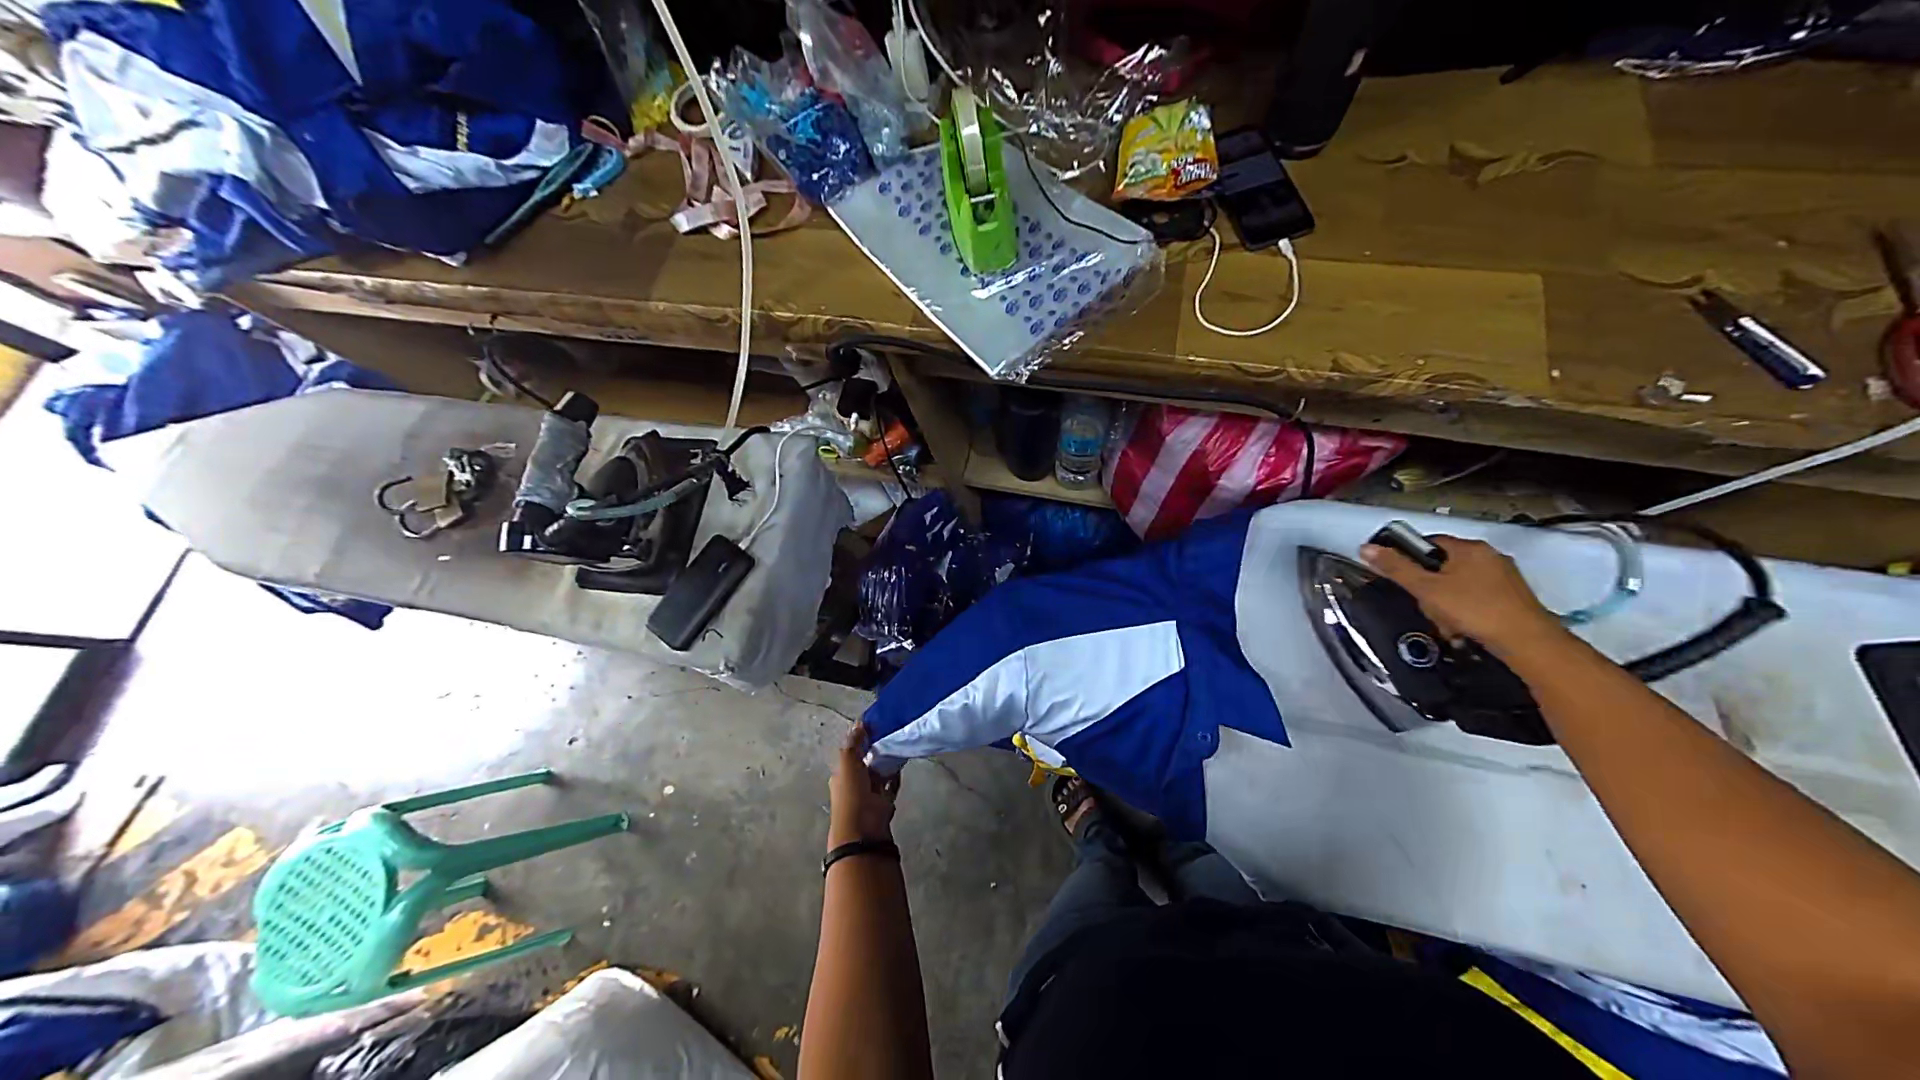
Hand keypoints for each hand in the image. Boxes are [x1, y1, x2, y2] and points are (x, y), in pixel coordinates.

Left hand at [829, 725, 899, 849]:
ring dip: (887, 761)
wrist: (864, 827)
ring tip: (897, 744)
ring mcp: (870, 793)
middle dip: (876, 749)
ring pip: (880, 771)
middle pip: (866, 761)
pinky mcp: (885, 801)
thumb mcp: (847, 762)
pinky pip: (891, 783)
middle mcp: (855, 782)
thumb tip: (858, 722)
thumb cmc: (851, 793)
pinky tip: (901, 762)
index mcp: (842, 774)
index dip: (861, 739)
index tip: (874, 725)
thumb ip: (853, 743)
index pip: (851, 752)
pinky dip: (896, 775)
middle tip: (889, 733)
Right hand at [1359, 534, 1566, 655]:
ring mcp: (1504, 577)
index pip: (1428, 542)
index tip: (1402, 578)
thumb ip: (1396, 568)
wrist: (1525, 642)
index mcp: (1469, 548)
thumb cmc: (1475, 610)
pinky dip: (1465, 612)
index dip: (1410, 559)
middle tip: (1427, 605)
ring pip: (1459, 585)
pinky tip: (1463, 628)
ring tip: (1447, 622)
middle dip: (1430, 589)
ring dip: (1446, 604)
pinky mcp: (1513, 598)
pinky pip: (1476, 599)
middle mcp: (1490, 557)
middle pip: (1443, 566)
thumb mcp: (1426, 589)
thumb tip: (1367, 548)